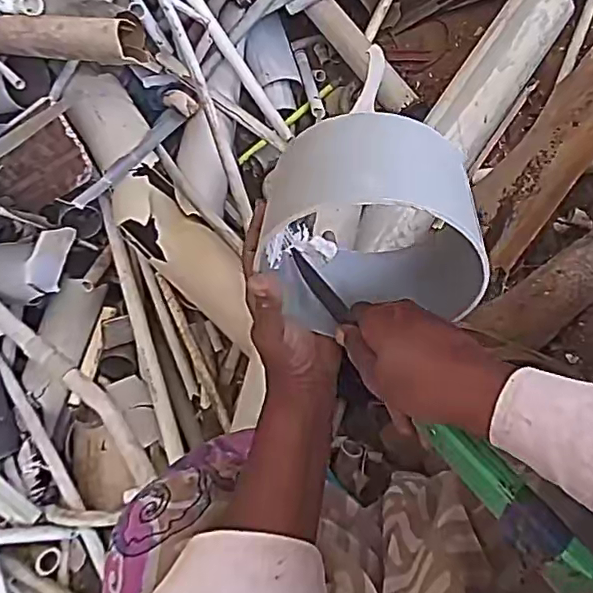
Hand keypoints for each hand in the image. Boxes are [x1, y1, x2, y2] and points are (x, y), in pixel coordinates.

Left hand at [242, 202, 339, 399]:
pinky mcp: (321, 304)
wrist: (311, 384)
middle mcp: (280, 292)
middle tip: (291, 208)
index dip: (255, 232)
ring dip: (306, 244)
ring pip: (301, 262)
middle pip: (278, 254)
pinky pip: (324, 276)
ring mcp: (300, 297)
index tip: (261, 210)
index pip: (255, 255)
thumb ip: (268, 307)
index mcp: (262, 295)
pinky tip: (338, 252)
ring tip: (315, 223)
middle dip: (283, 231)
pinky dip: (329, 263)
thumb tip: (260, 280)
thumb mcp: (273, 332)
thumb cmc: (286, 364)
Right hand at [339, 300, 514, 437]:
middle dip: (377, 360)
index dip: (350, 338)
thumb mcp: (376, 378)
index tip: (352, 356)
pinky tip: (423, 399)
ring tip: (406, 406)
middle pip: (378, 331)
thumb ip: (356, 351)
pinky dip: (419, 370)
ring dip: (399, 371)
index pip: (352, 315)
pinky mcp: (445, 332)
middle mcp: (403, 311)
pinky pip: (422, 348)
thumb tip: (347, 335)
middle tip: (379, 387)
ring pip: (401, 344)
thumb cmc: (428, 386)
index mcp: (380, 317)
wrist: (477, 390)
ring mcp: (426, 320)